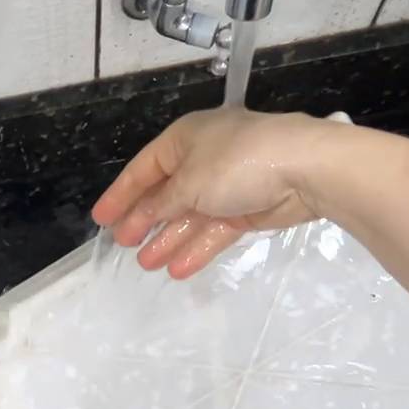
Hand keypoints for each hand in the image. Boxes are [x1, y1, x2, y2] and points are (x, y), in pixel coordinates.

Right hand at [90, 109, 344, 278]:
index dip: (120, 195)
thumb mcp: (188, 183)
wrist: (307, 170)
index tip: (101, 220)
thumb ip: (161, 204)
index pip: (143, 169)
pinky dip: (196, 247)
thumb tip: (144, 215)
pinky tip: (178, 268)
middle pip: (165, 194)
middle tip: (124, 244)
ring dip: (168, 239)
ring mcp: (226, 185)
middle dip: (143, 221)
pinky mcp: (248, 209)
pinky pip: (214, 230)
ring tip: (147, 264)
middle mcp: (203, 159)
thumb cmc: (237, 163)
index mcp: (185, 139)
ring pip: (189, 216)